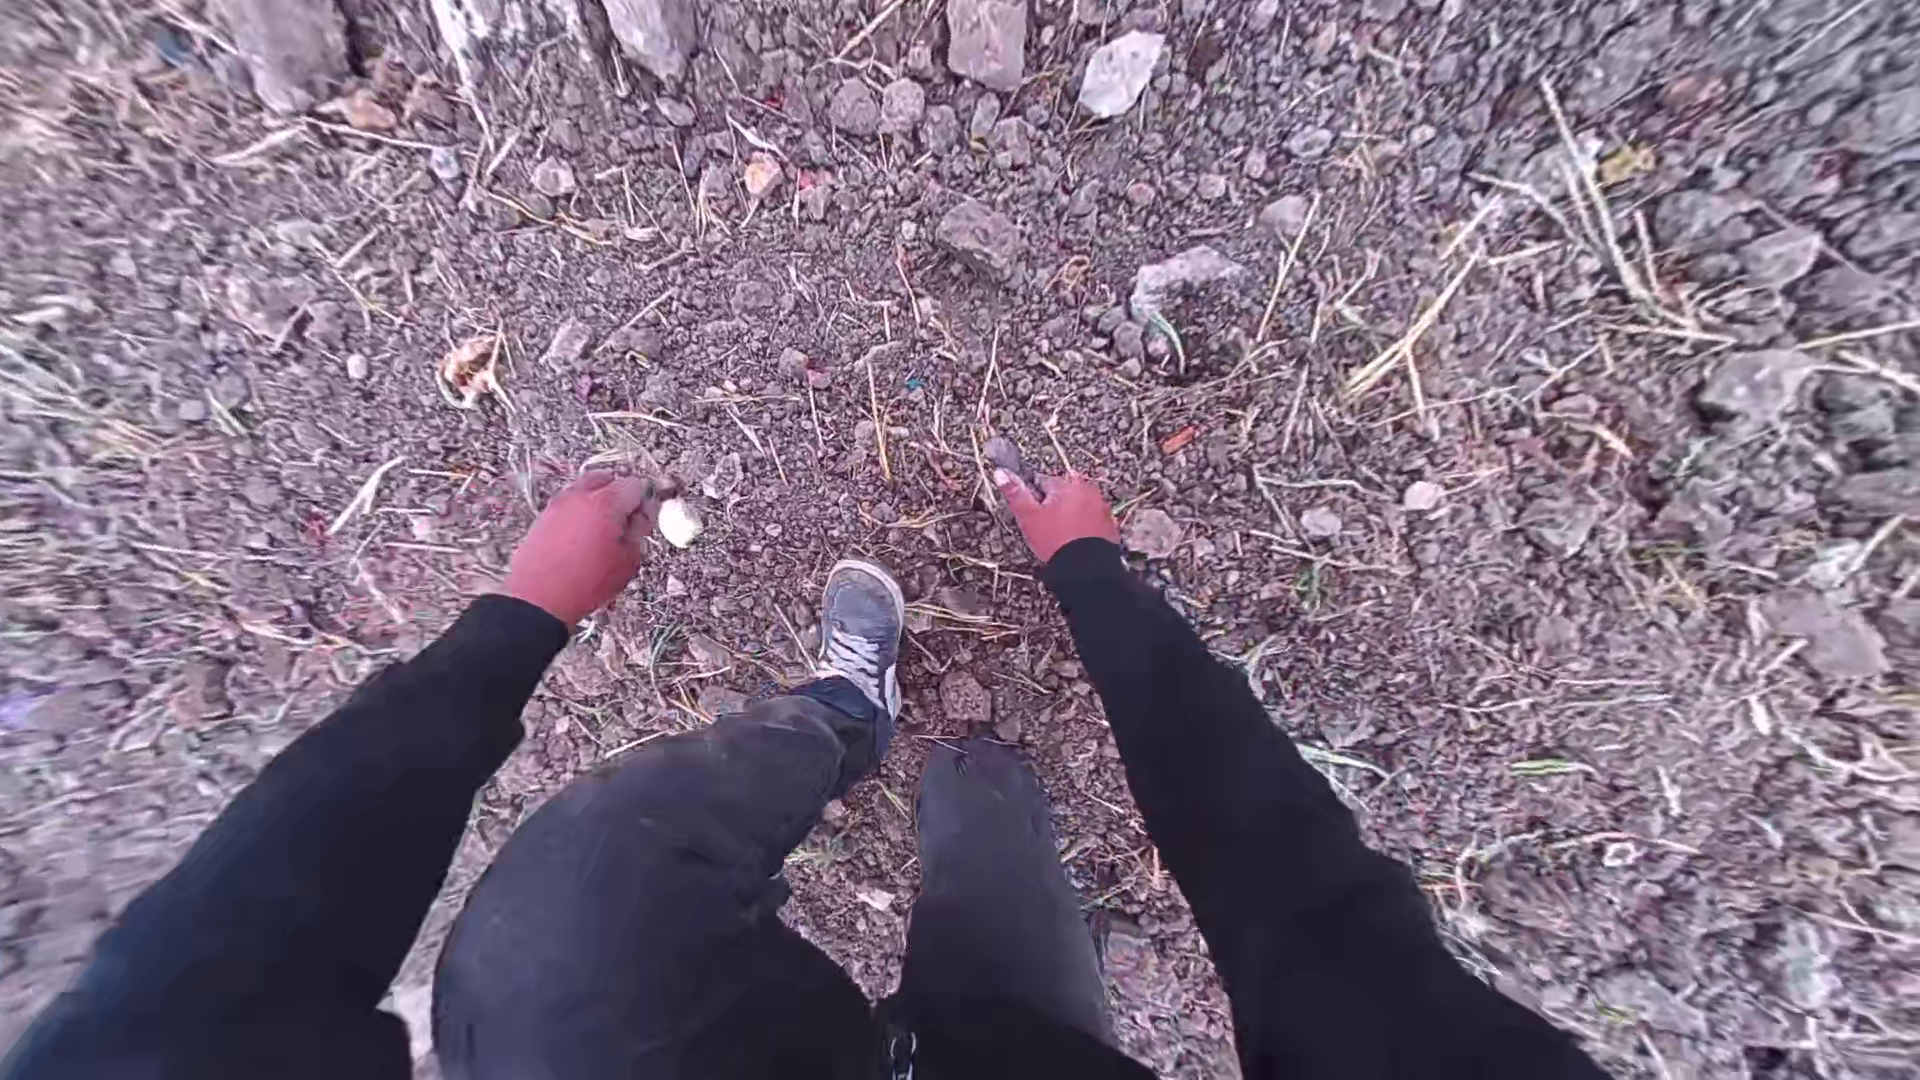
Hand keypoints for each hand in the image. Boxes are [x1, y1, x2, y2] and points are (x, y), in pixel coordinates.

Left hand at [501, 471, 676, 624]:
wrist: (539, 600)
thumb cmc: (587, 582)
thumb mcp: (629, 558)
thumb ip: (639, 529)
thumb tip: (642, 514)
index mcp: (606, 503)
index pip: (636, 485)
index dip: (648, 498)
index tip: (650, 513)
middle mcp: (579, 497)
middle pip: (608, 479)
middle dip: (623, 493)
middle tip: (632, 517)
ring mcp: (558, 506)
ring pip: (586, 489)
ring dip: (601, 501)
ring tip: (609, 529)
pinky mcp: (543, 519)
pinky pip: (570, 504)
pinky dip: (583, 512)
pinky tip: (588, 536)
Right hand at [994, 469, 1119, 564]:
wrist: (1085, 570)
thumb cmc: (1057, 542)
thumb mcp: (1028, 517)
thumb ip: (1015, 493)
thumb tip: (1001, 473)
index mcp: (1067, 485)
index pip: (1043, 481)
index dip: (1034, 499)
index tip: (1033, 514)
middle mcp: (1088, 491)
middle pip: (1063, 493)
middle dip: (1054, 505)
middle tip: (1046, 527)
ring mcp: (1101, 508)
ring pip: (1078, 506)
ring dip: (1070, 516)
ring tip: (1060, 536)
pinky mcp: (1109, 526)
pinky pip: (1092, 521)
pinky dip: (1084, 528)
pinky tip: (1074, 541)